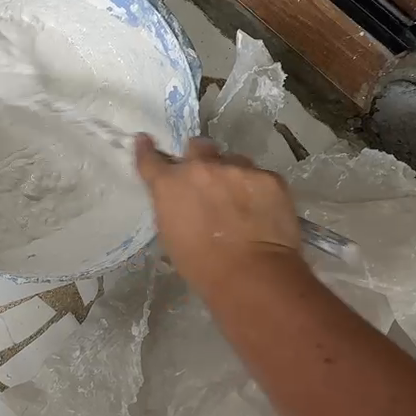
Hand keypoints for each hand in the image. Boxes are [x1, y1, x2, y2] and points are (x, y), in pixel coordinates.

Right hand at [134, 134, 304, 285]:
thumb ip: (171, 204)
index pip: (151, 157)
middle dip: (199, 159)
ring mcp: (238, 169)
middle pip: (197, 147)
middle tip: (206, 178)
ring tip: (240, 199)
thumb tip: (178, 196)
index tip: (146, 141)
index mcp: (170, 183)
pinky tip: (262, 209)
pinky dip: (257, 189)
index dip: (147, 149)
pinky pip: (259, 176)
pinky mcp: (269, 177)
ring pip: (232, 160)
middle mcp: (201, 167)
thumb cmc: (201, 264)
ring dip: (231, 174)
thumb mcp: (170, 233)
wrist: (252, 274)